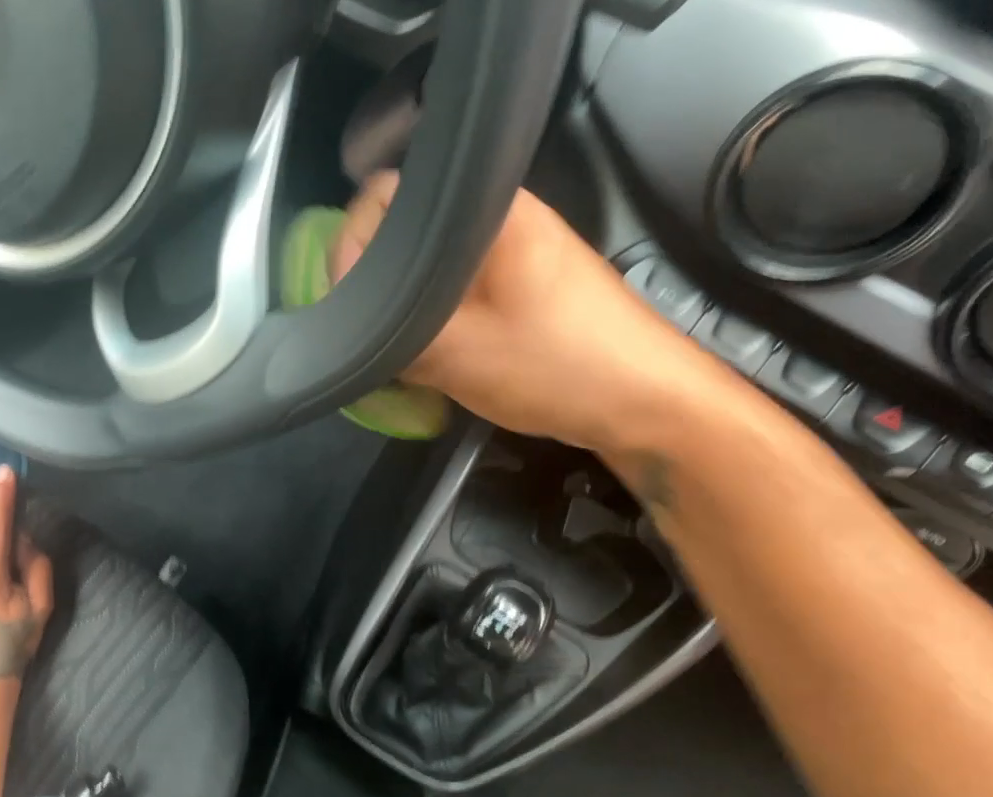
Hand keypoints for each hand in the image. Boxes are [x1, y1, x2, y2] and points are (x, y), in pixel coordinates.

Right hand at [335, 172, 739, 453]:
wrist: (646, 403)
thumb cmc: (555, 366)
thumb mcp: (452, 354)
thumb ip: (387, 332)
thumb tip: (347, 328)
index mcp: (484, 214)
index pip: (385, 198)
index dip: (351, 245)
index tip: (345, 300)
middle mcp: (499, 220)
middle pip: (405, 232)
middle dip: (376, 282)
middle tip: (365, 331)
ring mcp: (515, 254)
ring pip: (430, 268)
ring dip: (406, 307)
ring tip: (396, 349)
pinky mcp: (523, 288)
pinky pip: (456, 291)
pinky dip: (434, 319)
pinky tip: (433, 356)